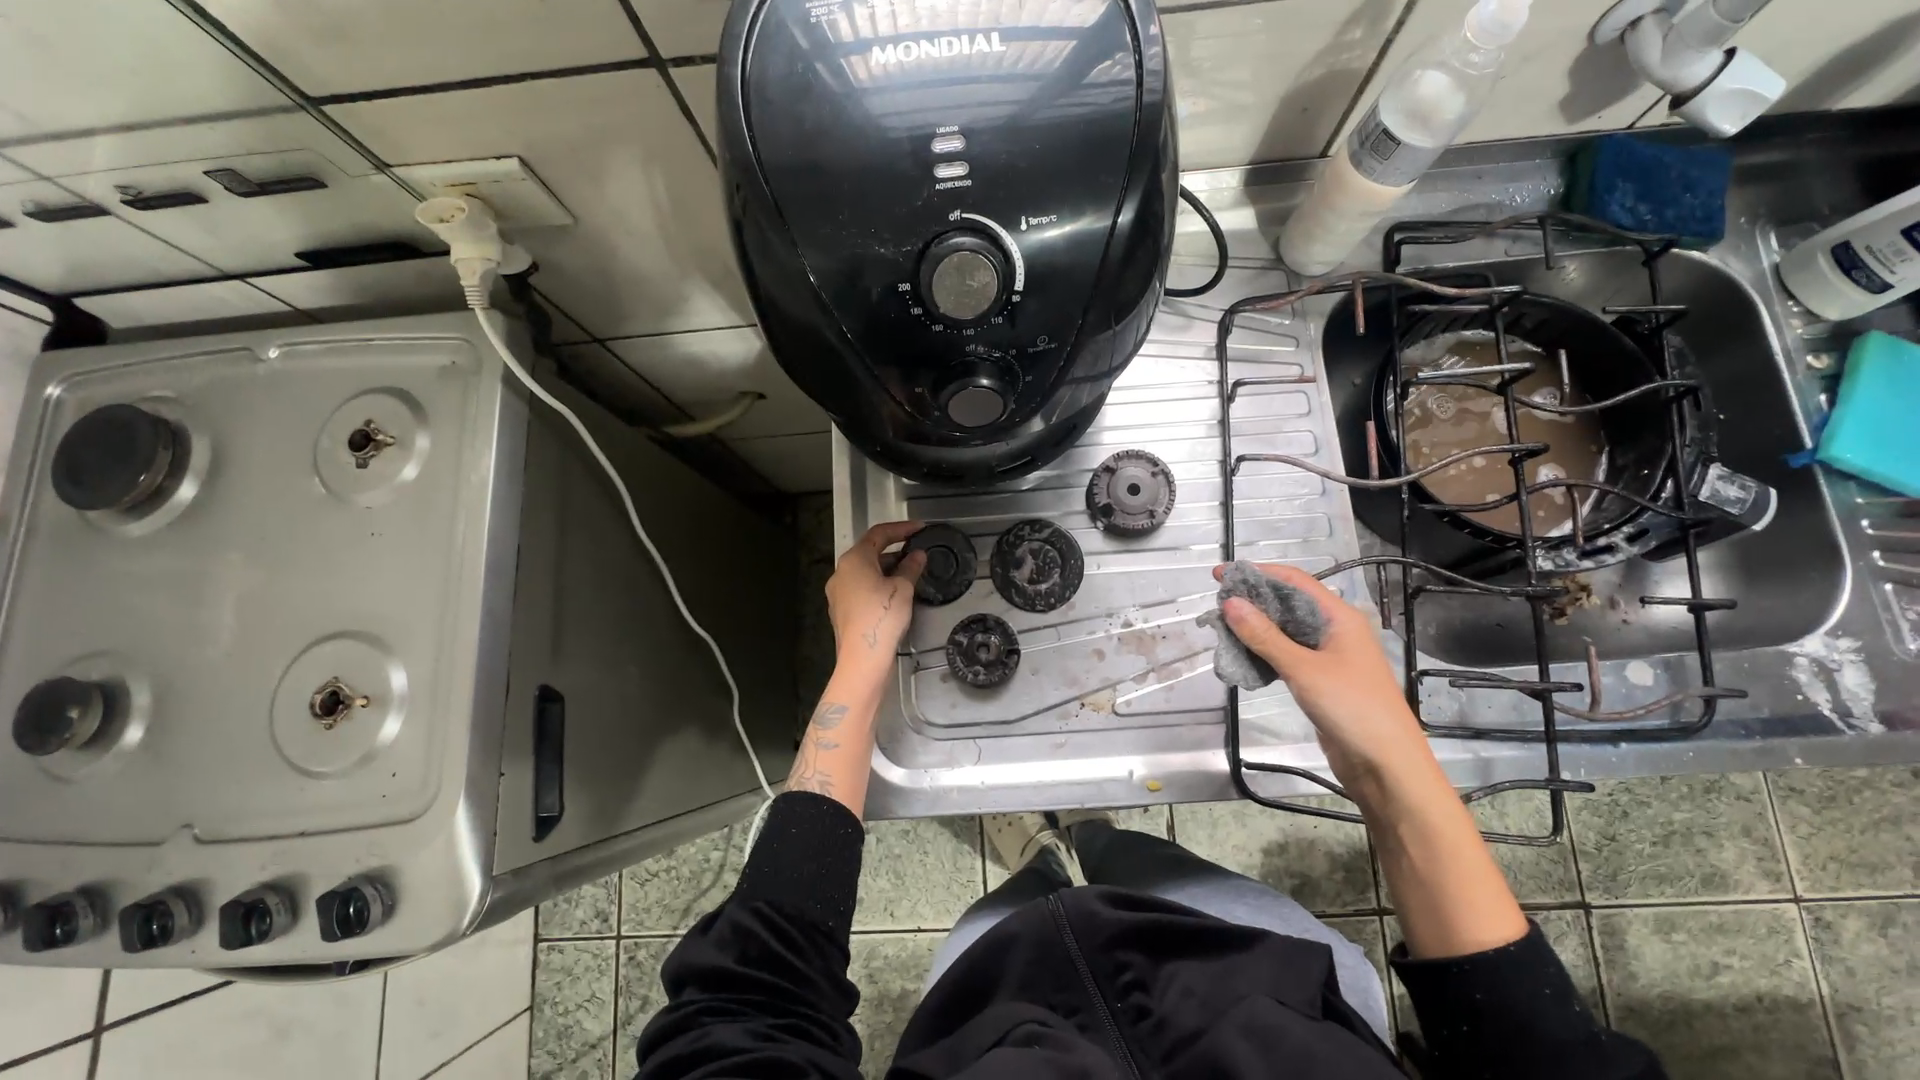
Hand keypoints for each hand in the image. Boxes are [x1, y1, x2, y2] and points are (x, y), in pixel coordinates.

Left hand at [829, 521, 926, 677]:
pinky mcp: (841, 611)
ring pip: (864, 572)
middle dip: (894, 551)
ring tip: (909, 574)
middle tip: (916, 553)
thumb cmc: (882, 617)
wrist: (862, 659)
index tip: (920, 528)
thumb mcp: (903, 589)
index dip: (901, 529)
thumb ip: (911, 567)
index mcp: (854, 560)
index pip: (879, 534)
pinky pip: (860, 589)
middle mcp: (841, 573)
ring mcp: (838, 593)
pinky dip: (877, 585)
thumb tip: (917, 555)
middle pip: (869, 553)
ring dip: (886, 569)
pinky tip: (893, 594)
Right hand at [1216, 563, 1428, 784]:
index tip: (1221, 575)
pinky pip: (1288, 656)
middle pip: (1289, 604)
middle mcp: (1335, 630)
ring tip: (1223, 632)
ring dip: (1257, 630)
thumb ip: (1265, 636)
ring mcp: (1329, 657)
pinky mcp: (1321, 681)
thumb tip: (1230, 603)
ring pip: (1286, 632)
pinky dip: (1265, 654)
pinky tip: (1243, 660)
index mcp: (1339, 617)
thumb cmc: (1351, 707)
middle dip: (1253, 602)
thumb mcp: (1303, 669)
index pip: (1294, 581)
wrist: (1386, 763)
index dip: (1257, 573)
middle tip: (1217, 606)